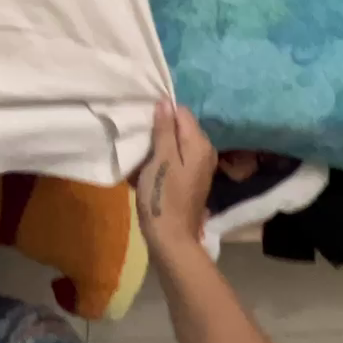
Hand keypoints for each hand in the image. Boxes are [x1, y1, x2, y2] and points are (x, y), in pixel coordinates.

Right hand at [134, 99, 217, 265]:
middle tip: (138, 140)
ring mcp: (199, 168)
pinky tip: (144, 173)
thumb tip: (165, 102)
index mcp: (199, 143)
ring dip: (156, 149)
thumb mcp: (160, 159)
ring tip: (138, 158)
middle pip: (179, 128)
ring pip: (175, 146)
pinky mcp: (191, 181)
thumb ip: (164, 129)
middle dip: (158, 132)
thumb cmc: (163, 197)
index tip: (143, 122)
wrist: (171, 240)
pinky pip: (174, 161)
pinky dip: (160, 163)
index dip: (162, 113)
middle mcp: (205, 152)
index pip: (181, 112)